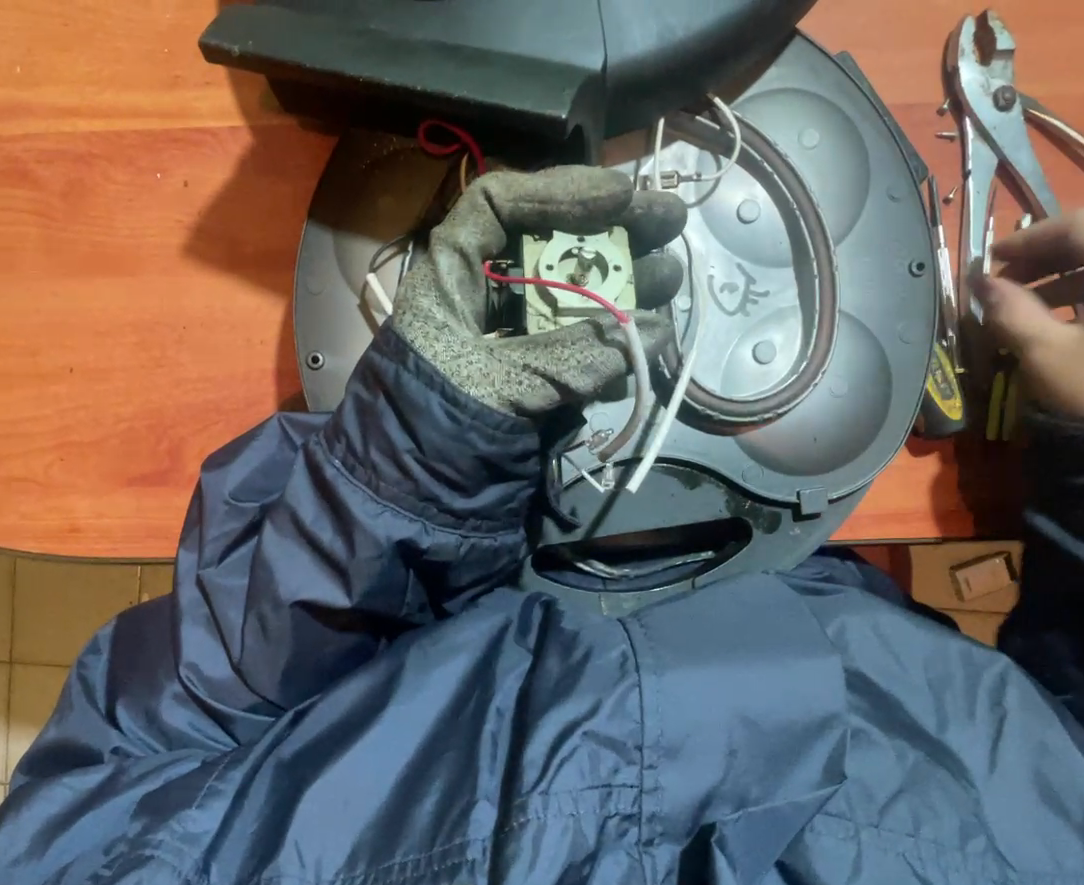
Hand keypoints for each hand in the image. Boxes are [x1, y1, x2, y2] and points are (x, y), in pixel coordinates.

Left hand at [394, 166, 686, 417]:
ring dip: (619, 288)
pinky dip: (606, 346)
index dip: (560, 191)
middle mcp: (477, 296)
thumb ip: (575, 356)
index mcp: (449, 276)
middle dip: (609, 233)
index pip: (499, 204)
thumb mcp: (501, 381)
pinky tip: (644, 346)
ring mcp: (502, 336)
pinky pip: (569, 349)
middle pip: (545, 245)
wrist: (411, 493)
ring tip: (672, 281)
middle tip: (670, 221)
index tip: (620, 196)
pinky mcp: (523, 377)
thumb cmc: (436, 423)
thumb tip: (654, 334)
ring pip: (565, 297)